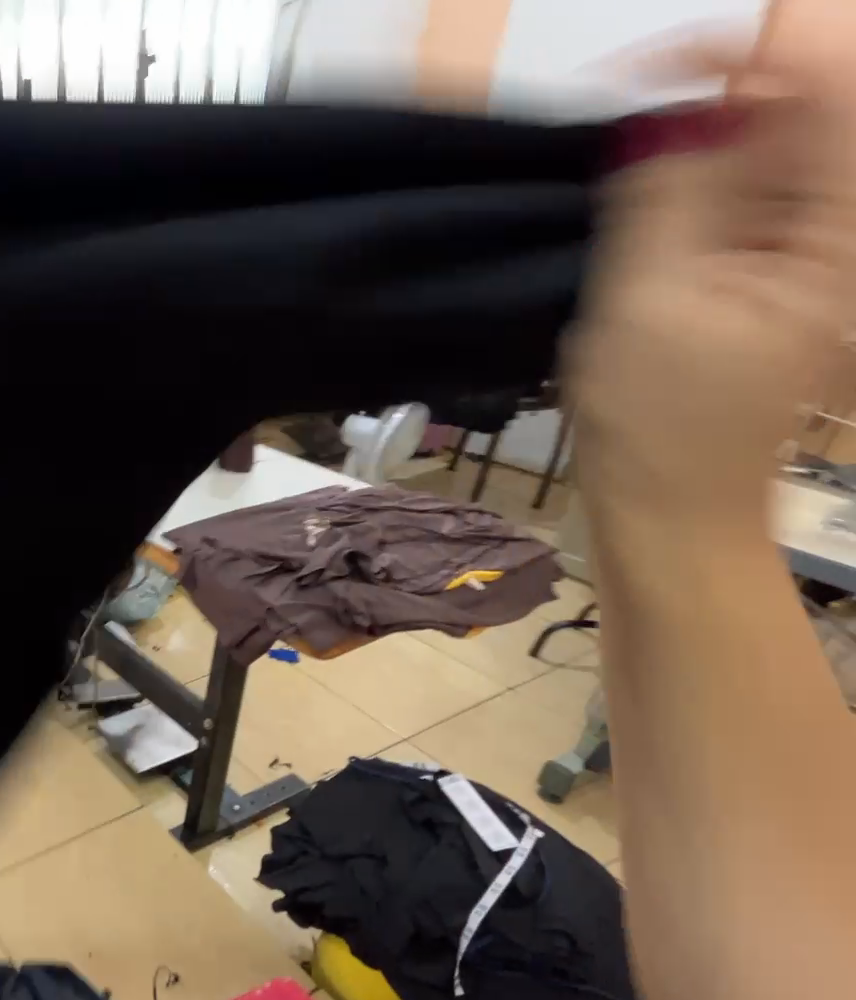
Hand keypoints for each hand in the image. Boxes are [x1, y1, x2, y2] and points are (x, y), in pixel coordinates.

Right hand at [568, 45, 855, 519]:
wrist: (672, 495)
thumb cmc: (657, 415)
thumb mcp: (648, 303)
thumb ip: (667, 197)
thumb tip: (668, 111)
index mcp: (840, 222)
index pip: (821, 77)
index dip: (730, 52)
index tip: (632, 72)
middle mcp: (845, 217)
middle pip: (805, 100)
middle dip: (709, 89)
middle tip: (619, 114)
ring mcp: (811, 241)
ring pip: (770, 142)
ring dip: (694, 134)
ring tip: (622, 159)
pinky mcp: (772, 264)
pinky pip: (747, 188)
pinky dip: (692, 176)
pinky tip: (647, 199)